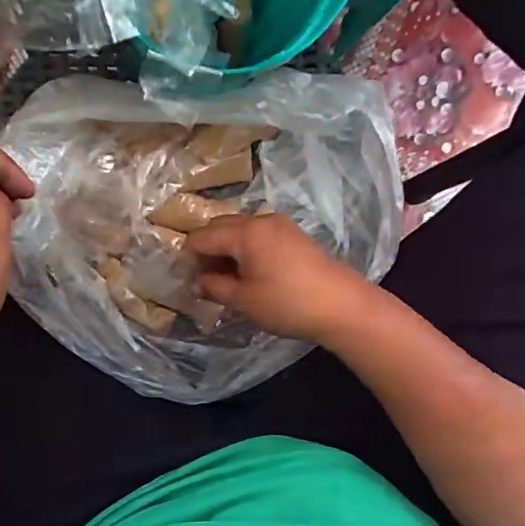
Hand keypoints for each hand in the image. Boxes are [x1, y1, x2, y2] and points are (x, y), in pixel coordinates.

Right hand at [188, 212, 379, 342]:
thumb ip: (214, 287)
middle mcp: (260, 220)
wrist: (342, 306)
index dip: (187, 256)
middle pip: (220, 228)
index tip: (182, 279)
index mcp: (244, 232)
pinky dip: (245, 252)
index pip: (202, 237)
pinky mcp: (294, 237)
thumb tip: (197, 282)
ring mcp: (280, 226)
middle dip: (206, 250)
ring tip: (222, 280)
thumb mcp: (243, 300)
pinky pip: (258, 237)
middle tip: (200, 280)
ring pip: (240, 232)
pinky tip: (246, 275)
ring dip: (226, 251)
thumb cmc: (286, 303)